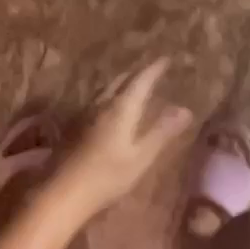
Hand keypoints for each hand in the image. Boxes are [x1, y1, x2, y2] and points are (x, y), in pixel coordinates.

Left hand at [54, 59, 192, 214]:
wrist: (64, 190)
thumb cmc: (108, 176)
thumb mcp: (141, 156)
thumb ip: (162, 131)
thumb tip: (185, 109)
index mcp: (121, 107)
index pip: (141, 80)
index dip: (154, 69)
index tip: (166, 58)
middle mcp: (102, 103)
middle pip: (121, 79)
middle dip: (138, 72)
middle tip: (151, 69)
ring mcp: (86, 112)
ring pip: (108, 88)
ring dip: (122, 81)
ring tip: (133, 82)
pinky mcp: (75, 124)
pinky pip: (98, 99)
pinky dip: (111, 94)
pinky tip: (110, 105)